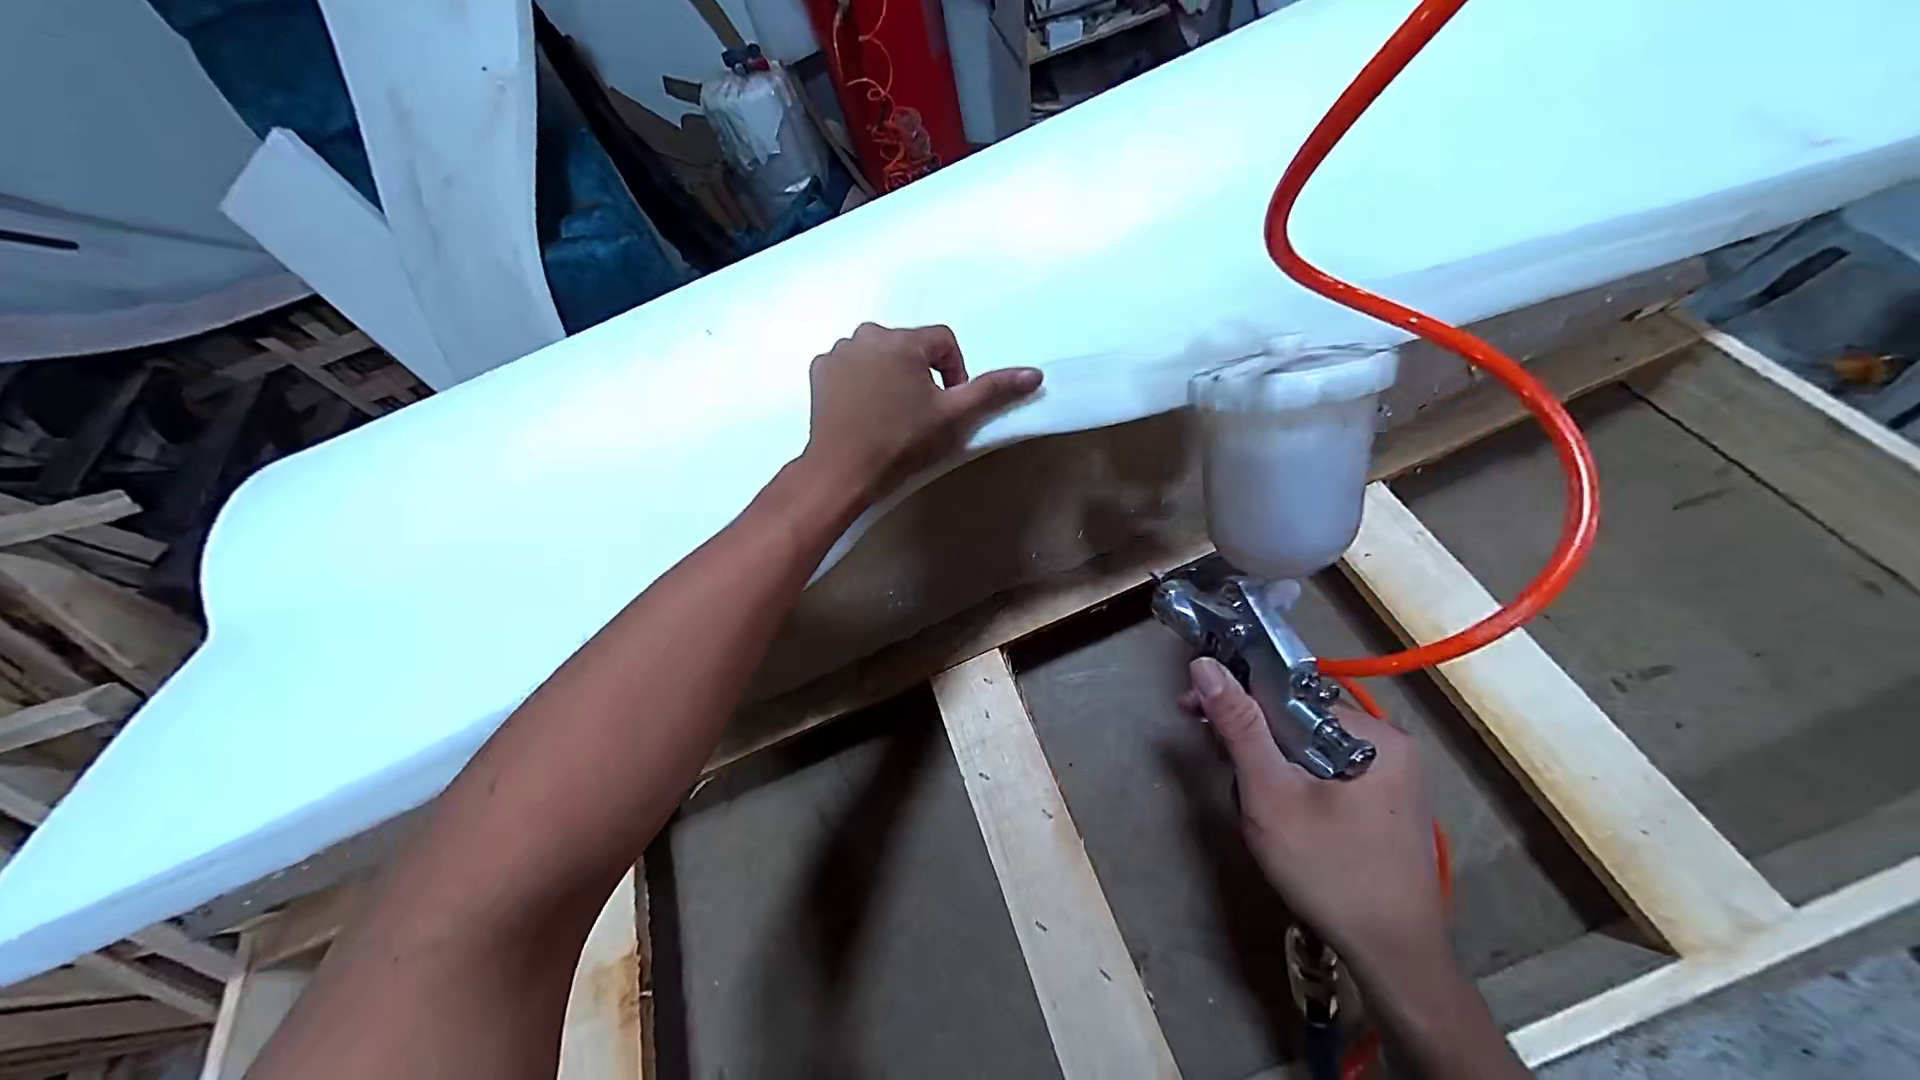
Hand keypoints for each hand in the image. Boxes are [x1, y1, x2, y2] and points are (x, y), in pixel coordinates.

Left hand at [801, 323, 1042, 500]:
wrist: (843, 472)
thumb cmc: (901, 442)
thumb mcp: (954, 417)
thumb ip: (992, 390)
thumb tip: (1034, 374)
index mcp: (901, 340)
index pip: (944, 341)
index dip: (954, 372)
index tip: (947, 405)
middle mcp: (866, 335)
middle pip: (910, 347)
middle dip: (921, 374)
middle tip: (920, 413)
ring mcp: (838, 352)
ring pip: (880, 356)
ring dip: (892, 376)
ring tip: (893, 415)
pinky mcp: (819, 372)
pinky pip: (852, 367)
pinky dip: (862, 383)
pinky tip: (866, 413)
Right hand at [1181, 657, 1446, 966]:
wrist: (1393, 961)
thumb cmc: (1330, 872)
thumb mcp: (1271, 794)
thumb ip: (1239, 726)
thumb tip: (1204, 664)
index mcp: (1374, 735)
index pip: (1288, 693)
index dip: (1235, 700)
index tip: (1191, 710)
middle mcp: (1388, 746)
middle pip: (1295, 721)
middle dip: (1251, 745)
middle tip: (1222, 770)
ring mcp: (1388, 777)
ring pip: (1303, 749)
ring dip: (1266, 770)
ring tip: (1252, 808)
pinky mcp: (1379, 803)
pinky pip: (1320, 773)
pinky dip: (1289, 787)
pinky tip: (1276, 816)